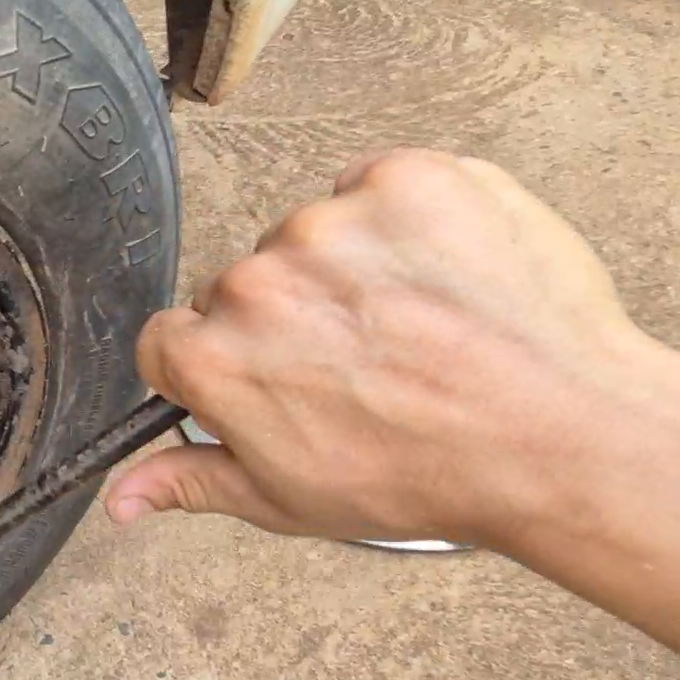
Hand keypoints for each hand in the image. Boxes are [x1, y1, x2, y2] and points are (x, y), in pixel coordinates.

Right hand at [106, 148, 657, 543]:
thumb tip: (115, 499)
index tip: (263, 379)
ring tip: (404, 324)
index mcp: (213, 359)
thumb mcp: (282, 498)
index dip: (212, 364)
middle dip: (277, 322)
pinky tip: (433, 277)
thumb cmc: (419, 477)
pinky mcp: (405, 180)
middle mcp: (253, 282)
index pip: (167, 339)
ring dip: (336, 273)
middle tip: (352, 362)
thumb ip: (187, 481)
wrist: (565, 437)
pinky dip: (392, 225)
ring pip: (301, 240)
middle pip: (235, 290)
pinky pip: (367, 192)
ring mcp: (328, 224)